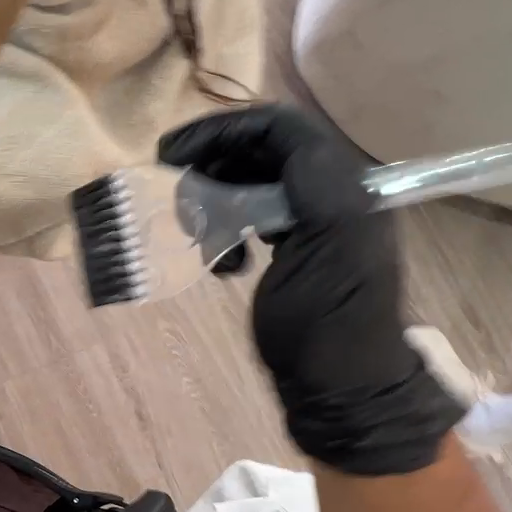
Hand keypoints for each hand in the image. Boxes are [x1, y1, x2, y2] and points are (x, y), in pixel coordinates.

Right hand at [158, 105, 460, 474]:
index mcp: (341, 185)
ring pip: (247, 182)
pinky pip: (249, 215)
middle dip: (209, 169)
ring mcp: (310, 219)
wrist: (341, 384)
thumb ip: (312, 183)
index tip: (170, 155)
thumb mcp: (327, 245)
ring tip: (203, 242)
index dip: (220, 131)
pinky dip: (224, 231)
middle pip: (257, 150)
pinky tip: (223, 262)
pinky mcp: (293, 245)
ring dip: (212, 204)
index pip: (278, 127)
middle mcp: (329, 192)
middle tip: (175, 199)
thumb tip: (278, 138)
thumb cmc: (328, 319)